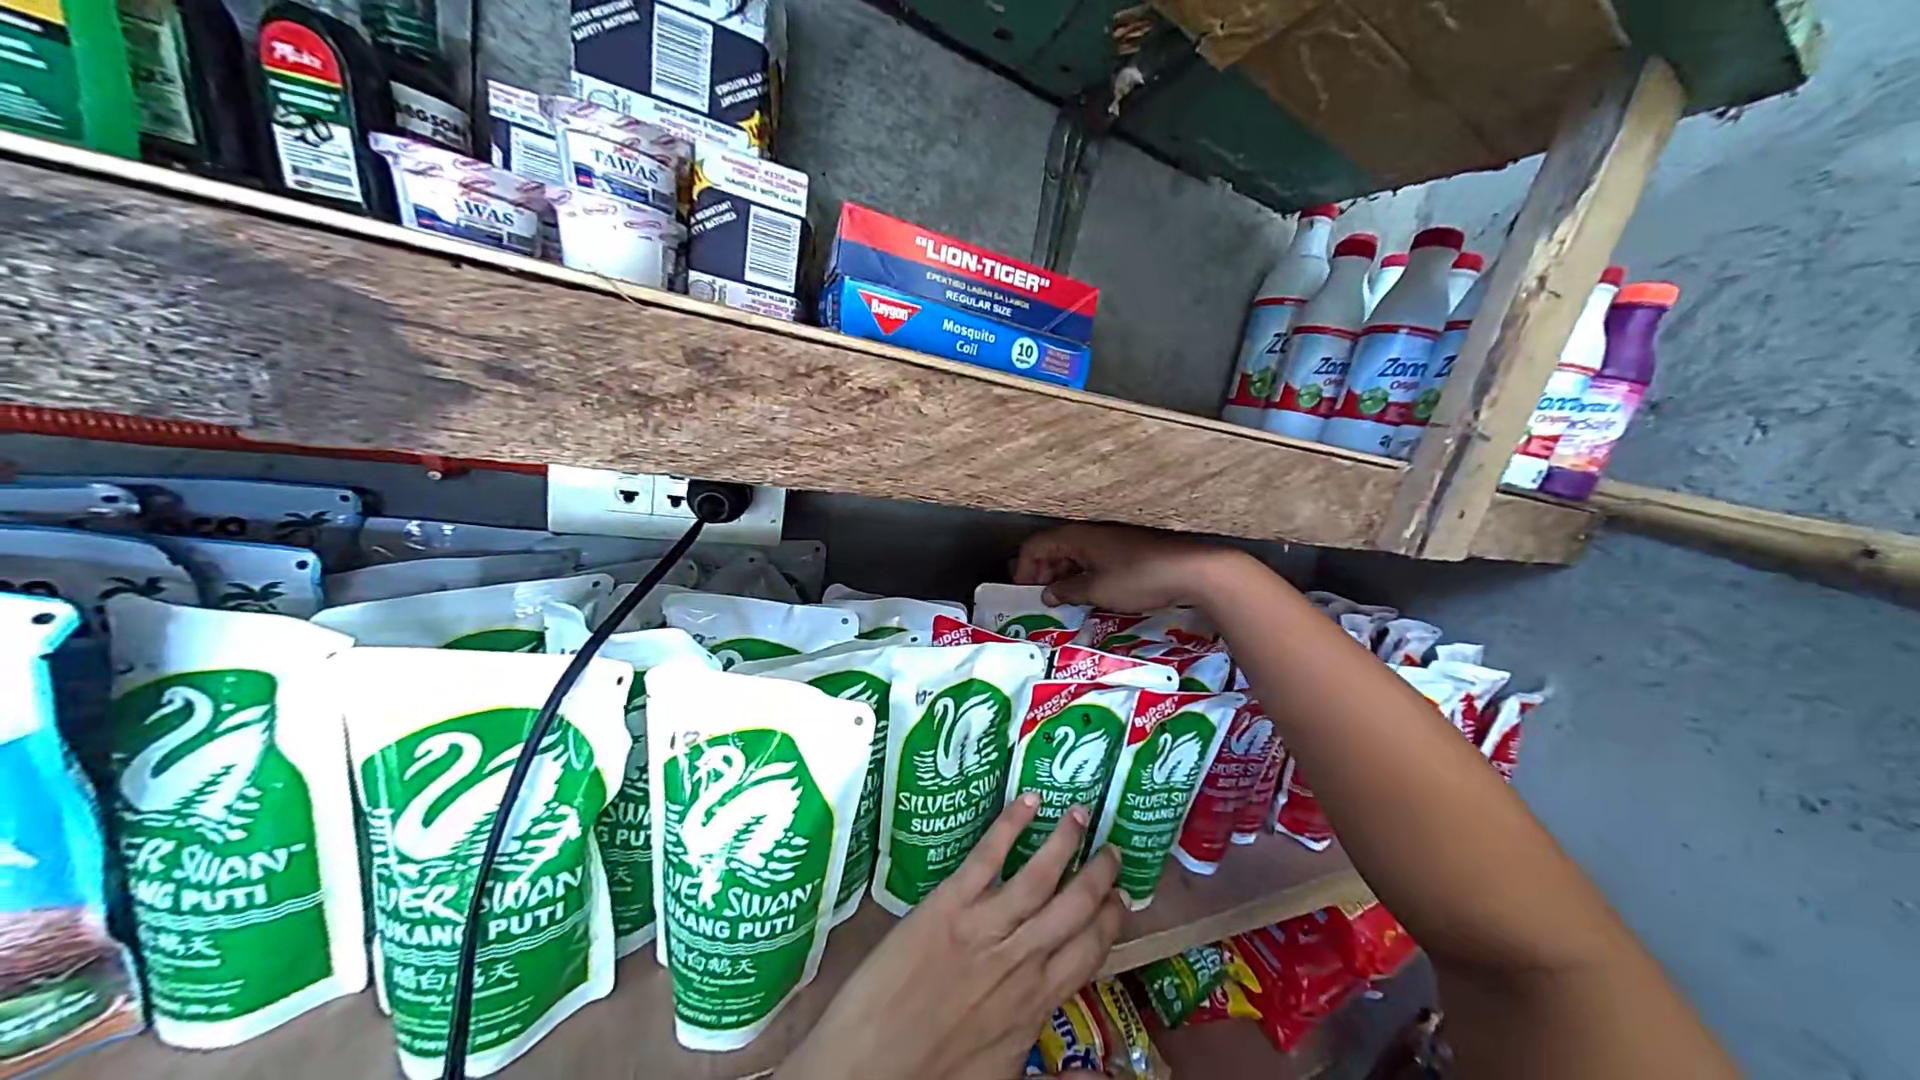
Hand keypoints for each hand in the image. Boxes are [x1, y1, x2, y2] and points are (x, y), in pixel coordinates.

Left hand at [776, 795, 1125, 1079]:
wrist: (866, 1069)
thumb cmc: (934, 1078)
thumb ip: (1061, 1078)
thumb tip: (1108, 1073)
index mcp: (1036, 1001)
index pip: (1090, 951)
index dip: (1110, 921)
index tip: (1119, 899)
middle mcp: (1021, 959)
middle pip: (1074, 907)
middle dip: (1100, 875)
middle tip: (1112, 849)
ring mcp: (984, 927)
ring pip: (1039, 876)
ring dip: (1064, 840)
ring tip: (1080, 812)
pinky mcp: (947, 904)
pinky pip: (987, 858)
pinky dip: (1010, 826)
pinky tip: (1027, 801)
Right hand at [1013, 524, 1243, 613]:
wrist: (1193, 569)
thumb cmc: (1140, 578)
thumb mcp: (1098, 590)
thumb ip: (1068, 591)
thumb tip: (1049, 593)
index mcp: (1076, 537)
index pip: (1035, 546)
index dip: (1023, 569)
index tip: (1022, 593)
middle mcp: (1089, 533)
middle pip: (1051, 548)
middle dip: (1040, 573)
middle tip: (1039, 599)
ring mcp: (1107, 539)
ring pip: (1071, 554)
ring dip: (1060, 575)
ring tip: (1060, 600)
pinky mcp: (1123, 549)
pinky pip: (1089, 558)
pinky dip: (1080, 574)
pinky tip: (1085, 593)